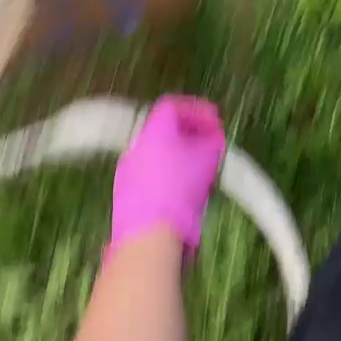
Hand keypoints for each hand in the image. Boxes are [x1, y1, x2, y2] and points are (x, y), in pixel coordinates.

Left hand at [109, 95, 225, 260]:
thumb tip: (211, 137)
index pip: (173, 106)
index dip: (197, 109)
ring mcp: (126, 172)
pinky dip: (170, 174)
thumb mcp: (210, 155)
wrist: (149, 234)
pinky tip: (187, 191)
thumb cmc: (182, 186)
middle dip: (191, 135)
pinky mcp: (124, 194)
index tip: (215, 121)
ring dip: (182, 156)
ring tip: (202, 170)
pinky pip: (152, 174)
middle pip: (165, 130)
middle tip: (211, 144)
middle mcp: (136, 147)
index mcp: (153, 131)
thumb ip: (213, 138)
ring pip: (159, 153)